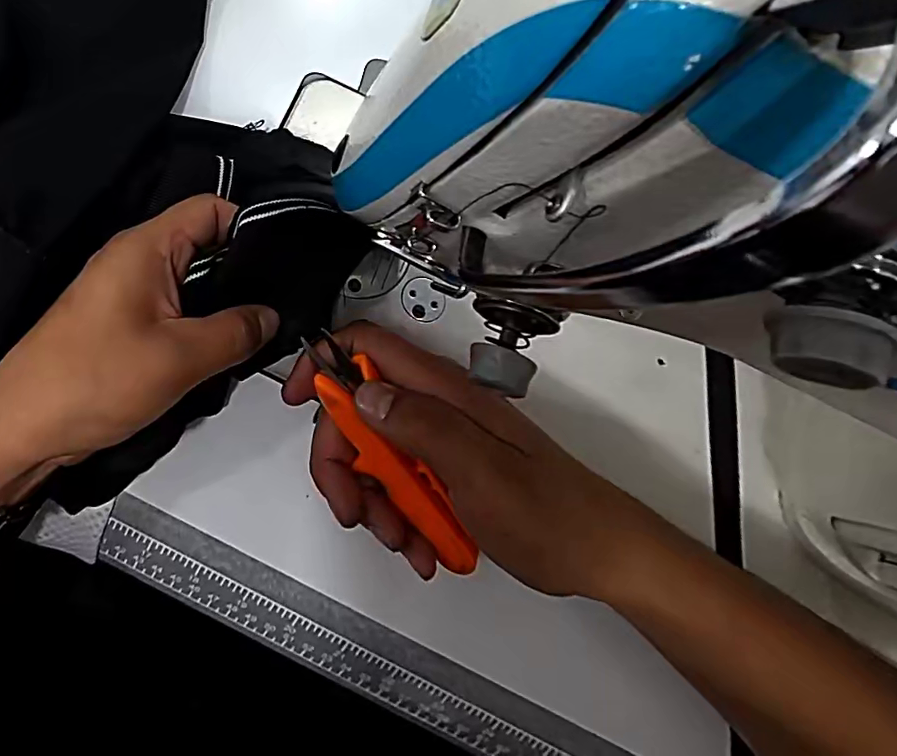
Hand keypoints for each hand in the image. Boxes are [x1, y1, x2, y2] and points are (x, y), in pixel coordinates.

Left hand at [0, 195, 278, 508]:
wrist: (21, 431)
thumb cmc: (78, 384)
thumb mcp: (180, 357)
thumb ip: (236, 332)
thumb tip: (266, 318)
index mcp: (143, 248)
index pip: (209, 207)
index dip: (248, 223)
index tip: (275, 256)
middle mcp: (131, 261)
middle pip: (204, 245)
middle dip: (238, 275)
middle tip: (262, 307)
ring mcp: (125, 292)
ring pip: (191, 283)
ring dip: (216, 309)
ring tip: (237, 338)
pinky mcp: (122, 323)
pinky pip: (172, 311)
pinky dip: (195, 329)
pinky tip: (206, 358)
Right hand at [282, 321, 671, 596]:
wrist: (597, 550)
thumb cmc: (554, 510)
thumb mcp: (478, 468)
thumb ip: (417, 423)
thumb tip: (364, 393)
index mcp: (440, 390)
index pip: (365, 345)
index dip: (324, 362)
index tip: (299, 395)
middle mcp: (435, 404)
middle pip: (357, 408)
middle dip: (345, 458)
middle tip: (356, 502)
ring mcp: (438, 434)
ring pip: (373, 450)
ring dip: (374, 497)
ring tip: (403, 534)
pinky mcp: (443, 463)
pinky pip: (398, 479)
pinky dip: (398, 512)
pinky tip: (420, 538)